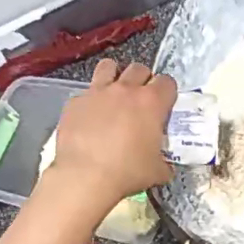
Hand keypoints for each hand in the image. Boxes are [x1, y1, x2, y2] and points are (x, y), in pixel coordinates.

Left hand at [45, 60, 175, 206]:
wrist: (85, 176)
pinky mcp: (75, 102)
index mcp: (151, 103)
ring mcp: (97, 92)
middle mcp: (125, 90)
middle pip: (139, 69)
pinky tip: (91, 119)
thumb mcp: (157, 171)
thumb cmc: (128, 172)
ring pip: (109, 66)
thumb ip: (164, 162)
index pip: (167, 82)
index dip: (168, 93)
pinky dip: (92, 101)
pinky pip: (86, 92)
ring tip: (115, 95)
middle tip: (141, 101)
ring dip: (115, 76)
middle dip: (143, 80)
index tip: (165, 106)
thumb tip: (165, 166)